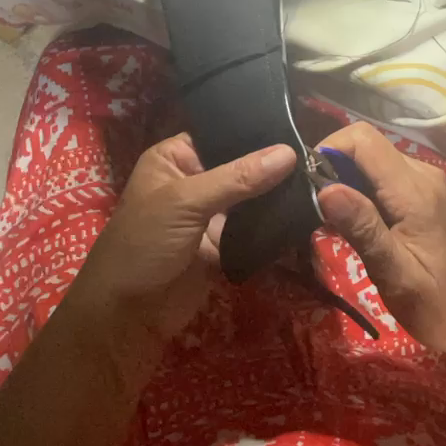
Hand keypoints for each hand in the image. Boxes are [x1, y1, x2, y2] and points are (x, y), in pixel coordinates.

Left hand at [65, 135, 297, 345]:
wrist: (127, 315)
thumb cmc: (144, 243)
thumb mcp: (186, 201)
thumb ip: (238, 178)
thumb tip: (289, 153)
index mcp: (175, 159)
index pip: (221, 135)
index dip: (254, 134)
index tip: (296, 130)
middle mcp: (194, 182)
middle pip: (241, 167)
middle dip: (274, 167)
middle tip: (316, 160)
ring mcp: (211, 216)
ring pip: (252, 199)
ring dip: (278, 197)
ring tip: (318, 183)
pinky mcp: (224, 246)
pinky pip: (255, 229)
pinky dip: (275, 226)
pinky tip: (307, 213)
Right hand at [314, 122, 445, 365]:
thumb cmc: (437, 307)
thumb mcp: (394, 274)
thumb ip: (362, 228)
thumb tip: (325, 189)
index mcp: (416, 191)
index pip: (363, 139)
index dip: (329, 150)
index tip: (308, 185)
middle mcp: (424, 175)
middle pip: (367, 146)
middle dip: (335, 168)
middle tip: (317, 210)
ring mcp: (428, 183)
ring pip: (374, 159)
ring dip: (348, 181)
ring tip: (335, 221)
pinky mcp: (427, 194)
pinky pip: (387, 176)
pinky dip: (365, 190)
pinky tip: (359, 224)